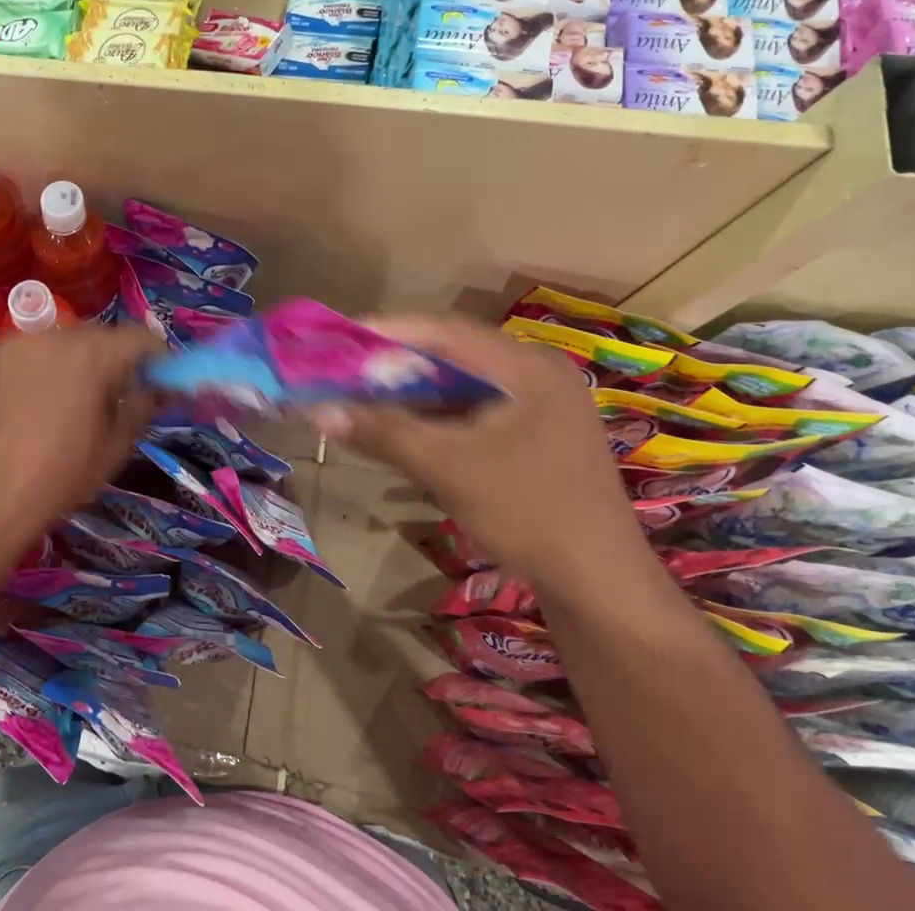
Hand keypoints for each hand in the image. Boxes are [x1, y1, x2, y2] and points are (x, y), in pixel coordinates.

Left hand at [0, 325, 163, 557]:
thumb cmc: (54, 481)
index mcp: (93, 355)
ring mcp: (8, 344)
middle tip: (105, 397)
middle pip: (93, 337)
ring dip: (63, 364)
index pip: (140, 338)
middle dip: (107, 360)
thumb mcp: (113, 450)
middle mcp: (51, 336)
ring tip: (56, 406)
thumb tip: (157, 388)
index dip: (154, 358)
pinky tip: (16, 409)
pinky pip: (15, 357)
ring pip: (51, 345)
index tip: (156, 380)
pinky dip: (25, 373)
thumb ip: (141, 408)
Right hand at [308, 316, 646, 588]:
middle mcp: (536, 376)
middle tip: (341, 376)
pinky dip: (432, 418)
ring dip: (409, 395)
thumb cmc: (527, 511)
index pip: (444, 332)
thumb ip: (382, 431)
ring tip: (359, 403)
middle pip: (451, 356)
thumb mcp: (446, 467)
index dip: (385, 334)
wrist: (597, 581)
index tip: (336, 343)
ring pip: (459, 387)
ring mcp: (538, 408)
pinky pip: (471, 413)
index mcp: (526, 368)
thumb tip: (317, 411)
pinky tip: (399, 432)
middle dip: (392, 366)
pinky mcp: (533, 438)